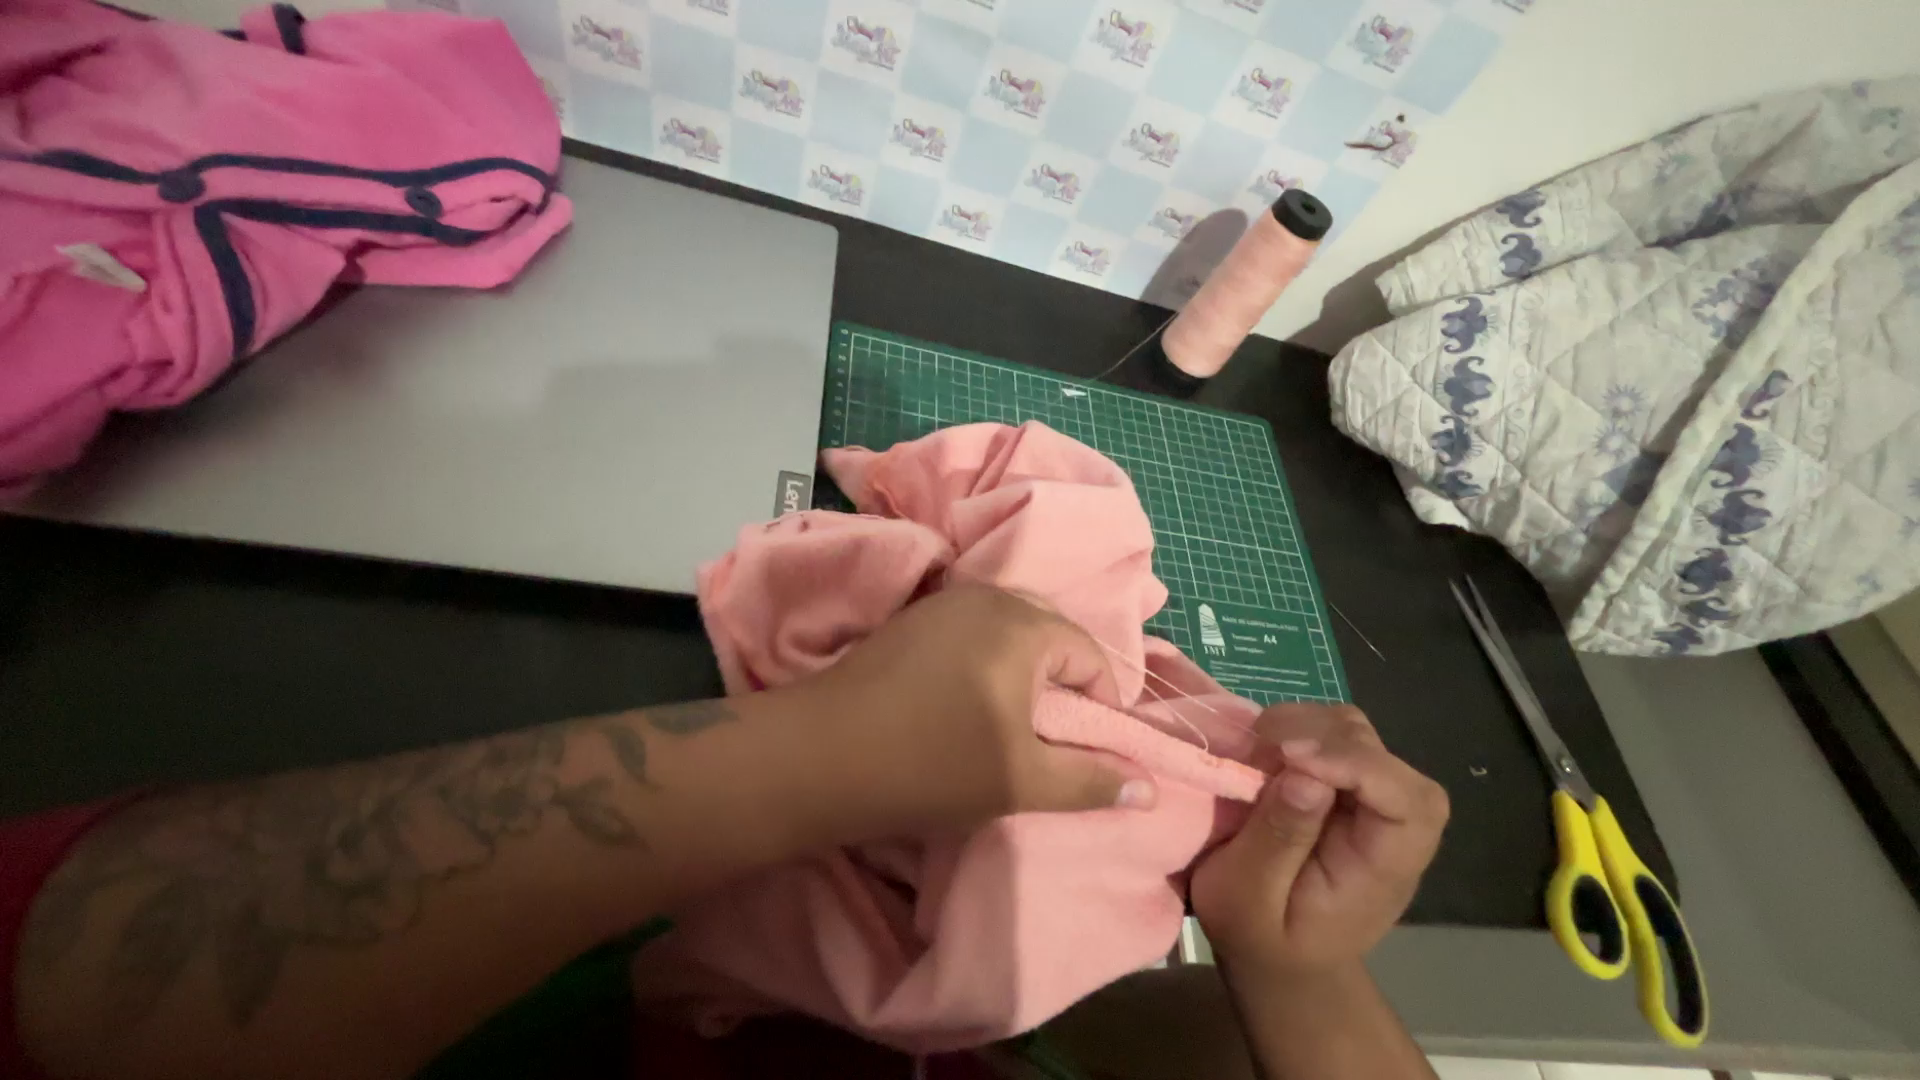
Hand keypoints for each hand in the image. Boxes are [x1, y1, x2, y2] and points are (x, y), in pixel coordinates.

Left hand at [786, 585, 1157, 838]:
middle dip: (1060, 685)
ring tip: (1003, 725)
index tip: (1079, 752)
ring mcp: (943, 602)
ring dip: (1021, 674)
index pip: (1090, 656)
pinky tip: (959, 704)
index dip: (1098, 707)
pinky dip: (984, 663)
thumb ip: (1092, 781)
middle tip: (1044, 739)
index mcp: (1024, 625)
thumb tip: (1148, 787)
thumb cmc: (931, 765)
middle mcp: (988, 596)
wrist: (817, 755)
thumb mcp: (1021, 781)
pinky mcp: (910, 618)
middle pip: (1052, 635)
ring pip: (1010, 632)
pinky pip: (971, 632)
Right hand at [1191, 704, 1447, 977]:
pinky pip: (1328, 731)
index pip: (1410, 801)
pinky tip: (1260, 752)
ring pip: (1355, 731)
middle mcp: (1389, 826)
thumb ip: (1278, 842)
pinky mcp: (1338, 781)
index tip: (1290, 758)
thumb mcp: (1247, 900)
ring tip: (1256, 754)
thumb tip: (1306, 776)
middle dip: (1321, 739)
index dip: (1358, 765)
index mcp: (1383, 868)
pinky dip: (1292, 726)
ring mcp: (1364, 799)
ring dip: (1303, 726)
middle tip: (1258, 756)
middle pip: (1383, 756)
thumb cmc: (1259, 934)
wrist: (1276, 953)